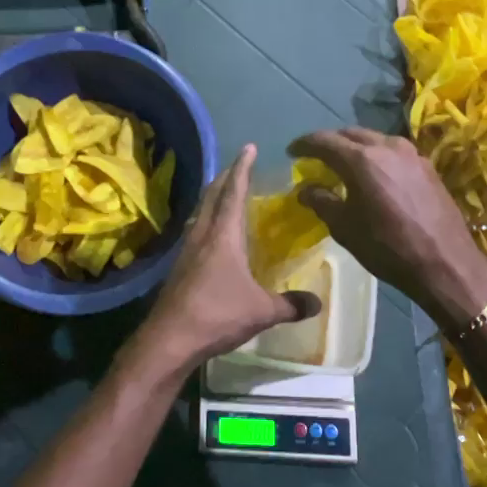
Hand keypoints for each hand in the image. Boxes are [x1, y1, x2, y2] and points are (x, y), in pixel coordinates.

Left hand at [135, 145, 321, 372]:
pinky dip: (207, 223)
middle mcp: (202, 235)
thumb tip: (317, 303)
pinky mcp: (179, 269)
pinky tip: (212, 237)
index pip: (234, 192)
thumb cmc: (217, 314)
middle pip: (212, 196)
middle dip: (225, 178)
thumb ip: (290, 304)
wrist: (170, 339)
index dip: (242, 168)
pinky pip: (195, 233)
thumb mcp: (262, 311)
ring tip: (225, 196)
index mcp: (223, 235)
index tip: (248, 148)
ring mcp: (186, 251)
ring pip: (200, 214)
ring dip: (213, 199)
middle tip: (238, 167)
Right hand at [288, 128, 486, 318]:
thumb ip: (322, 201)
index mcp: (361, 159)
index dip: (304, 144)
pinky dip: (376, 156)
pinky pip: (393, 151)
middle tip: (316, 157)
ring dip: (355, 147)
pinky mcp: (426, 166)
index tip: (291, 152)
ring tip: (344, 164)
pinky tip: (373, 174)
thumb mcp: (345, 228)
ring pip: (374, 139)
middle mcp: (386, 146)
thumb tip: (305, 189)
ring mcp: (411, 154)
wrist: (446, 262)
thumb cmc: (388, 247)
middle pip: (350, 133)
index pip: (324, 141)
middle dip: (330, 142)